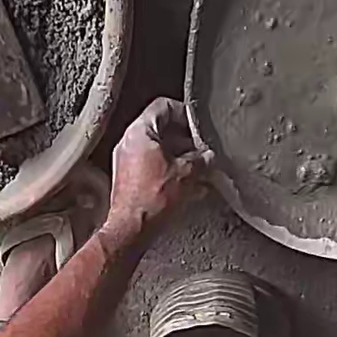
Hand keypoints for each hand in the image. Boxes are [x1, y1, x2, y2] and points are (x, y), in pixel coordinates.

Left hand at [105, 98, 210, 240]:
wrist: (132, 229)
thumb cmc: (153, 199)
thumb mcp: (187, 174)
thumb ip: (202, 160)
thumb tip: (209, 157)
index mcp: (139, 132)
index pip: (163, 106)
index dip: (185, 112)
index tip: (200, 124)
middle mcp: (129, 143)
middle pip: (162, 129)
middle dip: (186, 139)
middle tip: (204, 148)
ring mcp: (127, 162)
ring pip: (159, 150)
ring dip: (181, 157)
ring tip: (201, 169)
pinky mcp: (129, 180)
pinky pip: (153, 167)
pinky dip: (171, 171)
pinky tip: (190, 186)